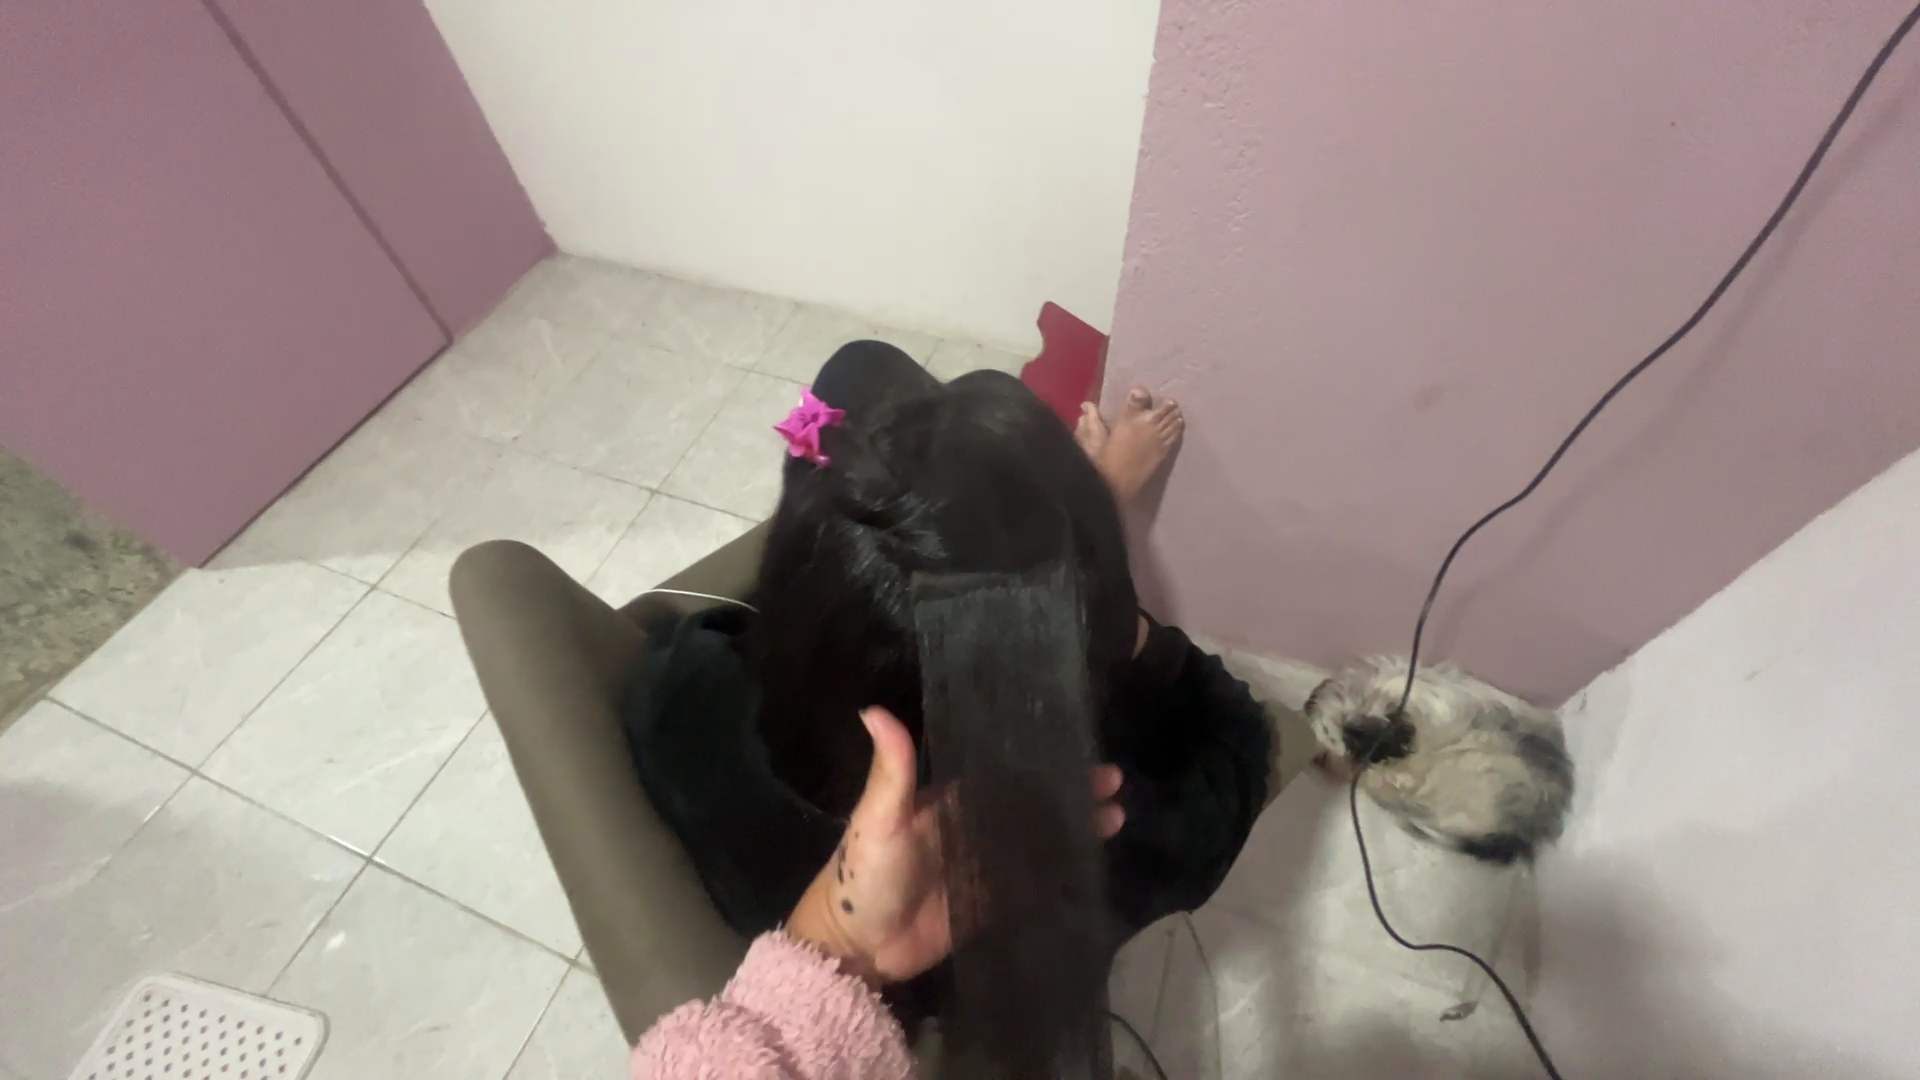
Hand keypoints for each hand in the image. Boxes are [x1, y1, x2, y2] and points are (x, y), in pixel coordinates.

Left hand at [786, 706, 1126, 985]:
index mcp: (952, 799)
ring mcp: (983, 865)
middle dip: (1070, 791)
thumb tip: (872, 708)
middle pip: (1031, 802)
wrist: (857, 947)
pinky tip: (1090, 862)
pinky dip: (1059, 870)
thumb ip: (891, 770)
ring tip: (1115, 817)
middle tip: (1114, 783)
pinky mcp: (988, 903)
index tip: (1081, 749)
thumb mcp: (879, 817)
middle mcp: (973, 826)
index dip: (1042, 760)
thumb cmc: (865, 874)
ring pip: (1038, 838)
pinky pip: (1032, 882)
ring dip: (1073, 827)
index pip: (1006, 771)